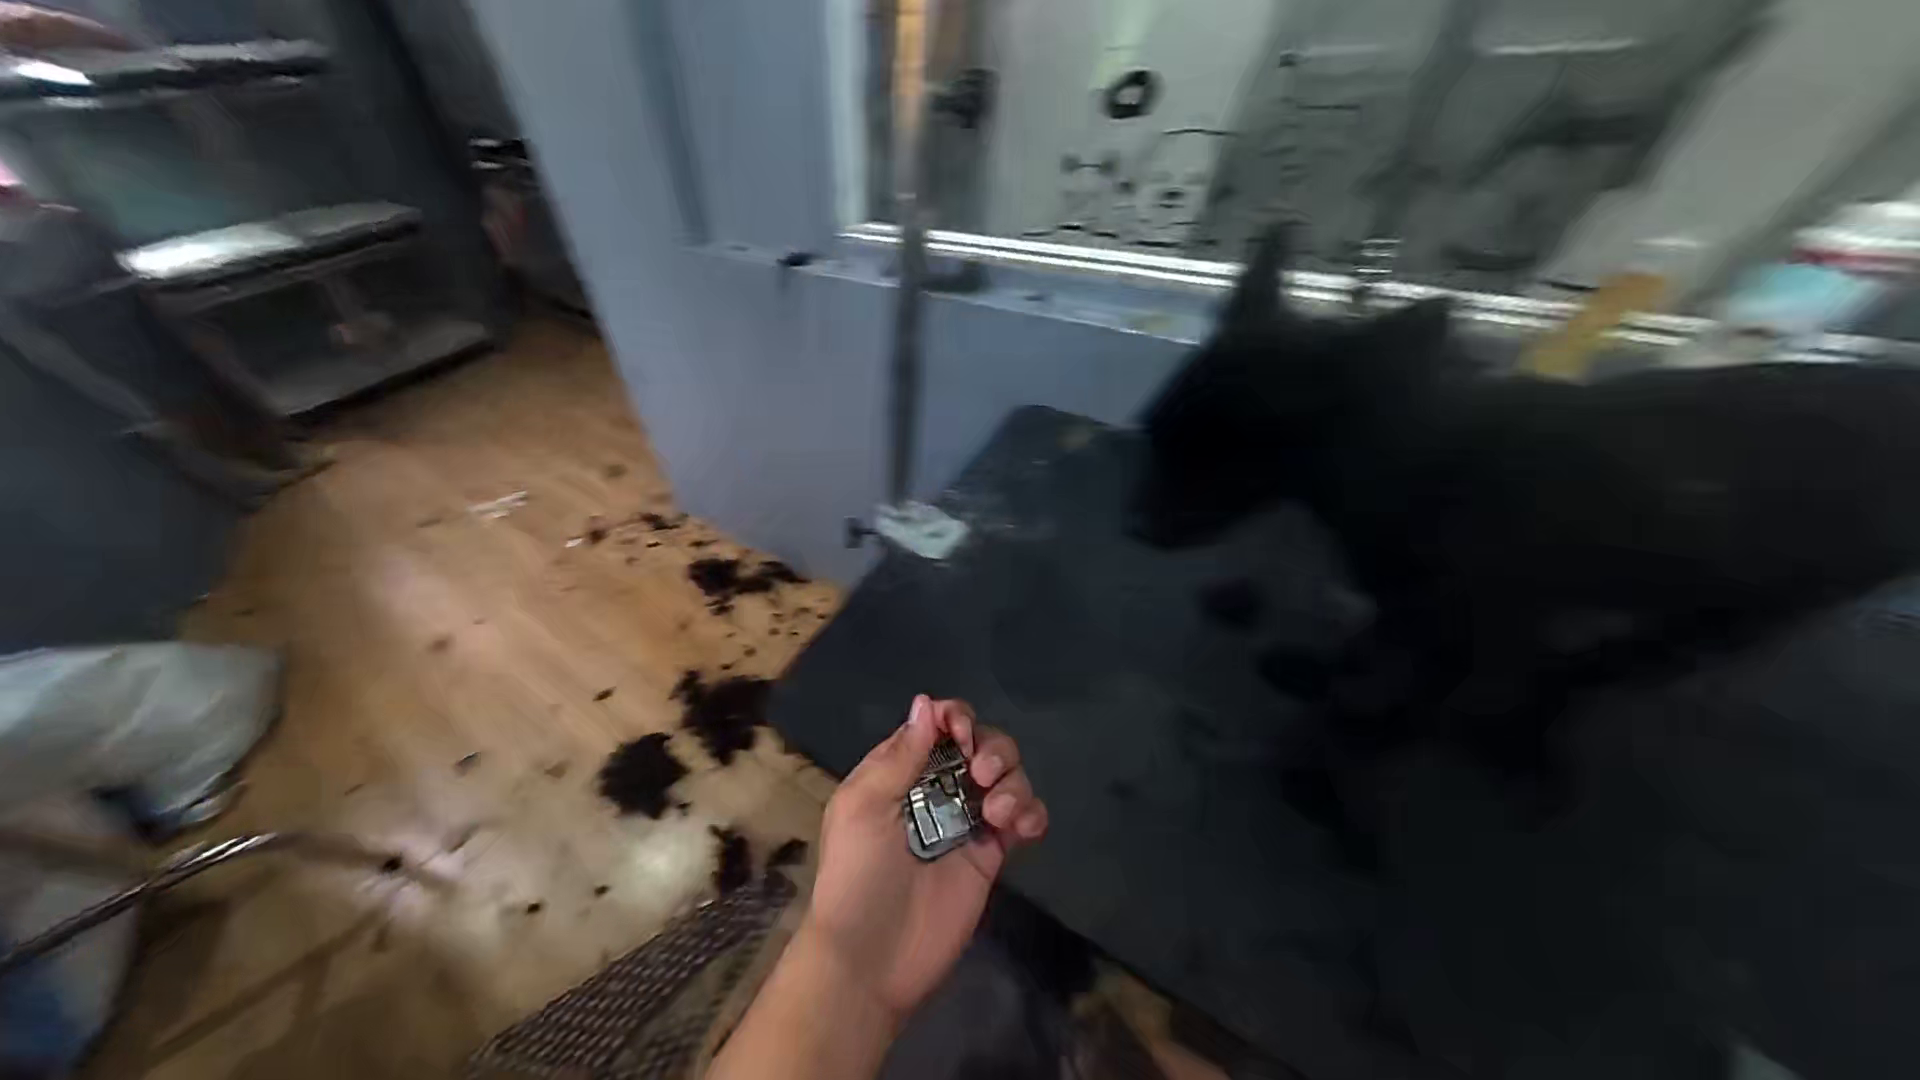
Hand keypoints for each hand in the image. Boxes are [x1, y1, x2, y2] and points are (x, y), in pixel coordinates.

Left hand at [800, 695, 1048, 1023]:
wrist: (872, 961)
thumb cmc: (857, 875)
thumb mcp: (863, 806)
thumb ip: (900, 756)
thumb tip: (927, 701)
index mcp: (901, 769)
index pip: (937, 724)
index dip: (956, 718)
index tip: (962, 735)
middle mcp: (938, 786)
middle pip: (981, 742)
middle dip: (991, 747)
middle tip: (981, 774)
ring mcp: (968, 819)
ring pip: (1008, 774)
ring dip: (1013, 780)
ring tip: (997, 815)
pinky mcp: (992, 853)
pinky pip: (1024, 818)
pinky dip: (1032, 812)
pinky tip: (1020, 828)